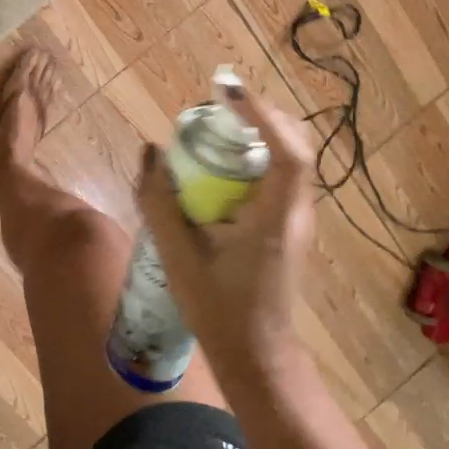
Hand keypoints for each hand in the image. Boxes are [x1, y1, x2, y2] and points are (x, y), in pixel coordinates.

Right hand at [137, 90, 314, 375]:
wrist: (256, 357)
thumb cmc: (218, 309)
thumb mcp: (177, 255)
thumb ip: (159, 201)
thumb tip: (150, 150)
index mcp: (276, 219)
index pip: (289, 153)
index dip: (262, 114)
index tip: (226, 91)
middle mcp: (297, 213)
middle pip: (295, 145)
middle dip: (259, 115)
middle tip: (218, 102)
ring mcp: (298, 220)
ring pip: (289, 159)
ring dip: (258, 133)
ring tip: (216, 124)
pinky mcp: (288, 227)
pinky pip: (278, 176)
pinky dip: (255, 156)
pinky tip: (220, 164)